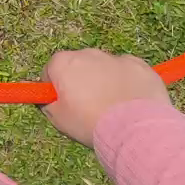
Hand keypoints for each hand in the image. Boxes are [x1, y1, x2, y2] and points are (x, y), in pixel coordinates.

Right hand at [41, 49, 170, 146]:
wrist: (138, 131)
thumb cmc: (91, 123)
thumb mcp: (58, 118)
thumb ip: (46, 102)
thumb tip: (45, 96)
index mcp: (62, 62)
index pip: (51, 71)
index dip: (57, 89)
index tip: (66, 105)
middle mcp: (87, 53)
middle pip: (79, 66)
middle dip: (82, 82)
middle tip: (91, 107)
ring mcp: (115, 58)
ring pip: (105, 68)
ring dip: (106, 81)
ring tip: (116, 108)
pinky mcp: (140, 65)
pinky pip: (128, 71)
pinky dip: (128, 82)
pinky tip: (133, 102)